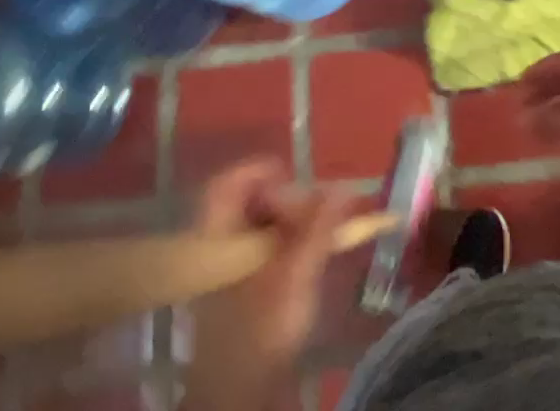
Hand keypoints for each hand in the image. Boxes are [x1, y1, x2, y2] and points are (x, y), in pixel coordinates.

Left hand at [185, 157, 351, 410]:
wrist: (238, 395)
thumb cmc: (260, 333)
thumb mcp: (294, 277)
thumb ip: (318, 231)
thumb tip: (343, 188)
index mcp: (216, 238)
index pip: (227, 185)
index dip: (259, 171)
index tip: (294, 174)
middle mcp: (216, 247)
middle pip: (249, 202)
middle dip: (290, 199)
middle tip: (326, 208)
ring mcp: (228, 270)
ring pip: (261, 226)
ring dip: (297, 221)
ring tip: (331, 228)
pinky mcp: (242, 289)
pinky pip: (267, 249)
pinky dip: (293, 242)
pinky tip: (316, 250)